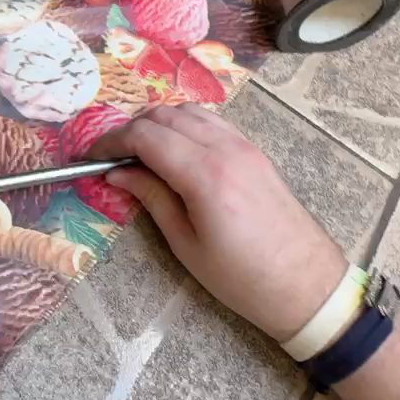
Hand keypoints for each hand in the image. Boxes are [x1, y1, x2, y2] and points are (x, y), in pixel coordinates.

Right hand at [89, 105, 351, 340]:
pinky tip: (174, 152)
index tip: (91, 156)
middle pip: (163, 116)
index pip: (145, 136)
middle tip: (112, 158)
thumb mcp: (185, 244)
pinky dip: (183, 126)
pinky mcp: (255, 151)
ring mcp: (244, 146)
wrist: (308, 288)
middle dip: (130, 130)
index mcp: (205, 175)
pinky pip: (210, 121)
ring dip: (158, 124)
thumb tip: (116, 172)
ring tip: (141, 154)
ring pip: (188, 112)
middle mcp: (225, 149)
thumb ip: (151, 197)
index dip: (111, 141)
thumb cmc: (242, 279)